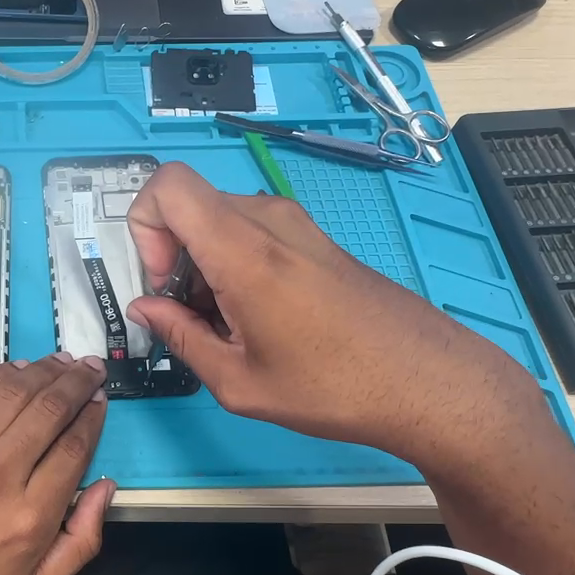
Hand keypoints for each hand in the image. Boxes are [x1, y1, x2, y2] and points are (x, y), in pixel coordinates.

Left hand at [0, 355, 114, 574]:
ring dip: (42, 371)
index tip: (100, 400)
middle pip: (47, 410)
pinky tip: (16, 368)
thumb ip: (82, 539)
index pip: (74, 447)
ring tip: (61, 361)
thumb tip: (105, 485)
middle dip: (76, 383)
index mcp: (30, 515)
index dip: (92, 416)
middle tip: (91, 368)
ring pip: (11, 394)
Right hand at [124, 163, 548, 471]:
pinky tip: (258, 317)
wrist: (430, 384)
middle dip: (171, 255)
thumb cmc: (332, 389)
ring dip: (202, 263)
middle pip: (189, 207)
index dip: (144, 225)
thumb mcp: (238, 381)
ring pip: (218, 220)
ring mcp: (297, 225)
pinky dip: (233, 264)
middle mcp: (269, 221)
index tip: (163, 282)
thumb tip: (145, 309)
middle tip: (190, 314)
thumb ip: (179, 337)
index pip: (168, 185)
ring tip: (226, 324)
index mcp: (244, 250)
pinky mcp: (314, 238)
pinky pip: (251, 231)